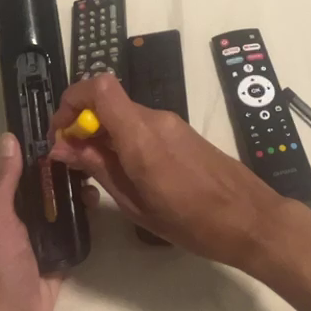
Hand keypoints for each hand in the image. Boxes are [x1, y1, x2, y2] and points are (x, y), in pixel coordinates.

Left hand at [0, 133, 81, 310]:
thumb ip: (3, 181)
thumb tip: (9, 138)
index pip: (8, 165)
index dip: (26, 146)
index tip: (53, 125)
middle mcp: (13, 212)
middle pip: (36, 179)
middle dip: (57, 165)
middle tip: (83, 148)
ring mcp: (36, 228)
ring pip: (56, 197)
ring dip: (72, 186)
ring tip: (93, 173)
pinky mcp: (56, 243)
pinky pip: (70, 219)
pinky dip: (82, 208)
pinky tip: (95, 198)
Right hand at [48, 73, 296, 270]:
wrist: (250, 219)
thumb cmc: (192, 222)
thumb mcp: (136, 205)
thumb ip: (99, 169)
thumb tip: (62, 147)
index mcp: (142, 137)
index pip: (99, 87)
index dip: (71, 101)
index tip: (60, 134)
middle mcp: (156, 119)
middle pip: (107, 101)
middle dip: (82, 123)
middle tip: (70, 160)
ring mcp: (171, 122)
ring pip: (123, 114)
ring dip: (102, 133)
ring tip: (95, 172)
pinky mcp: (181, 131)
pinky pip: (141, 125)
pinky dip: (123, 138)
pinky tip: (124, 171)